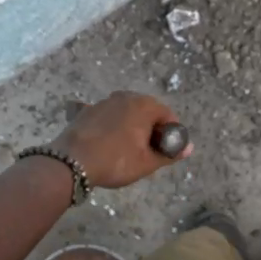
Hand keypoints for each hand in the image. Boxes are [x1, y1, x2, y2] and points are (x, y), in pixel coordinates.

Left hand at [56, 91, 185, 188]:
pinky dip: (109, 125)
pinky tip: (104, 141)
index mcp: (144, 105)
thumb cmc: (115, 161)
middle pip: (146, 110)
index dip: (170, 133)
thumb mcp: (147, 162)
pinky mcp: (86, 110)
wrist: (71, 162)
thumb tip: (188, 148)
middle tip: (147, 152)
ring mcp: (103, 101)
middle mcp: (125, 96)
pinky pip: (105, 116)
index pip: (167, 115)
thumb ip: (169, 153)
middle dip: (150, 129)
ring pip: (125, 112)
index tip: (165, 151)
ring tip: (125, 149)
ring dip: (130, 126)